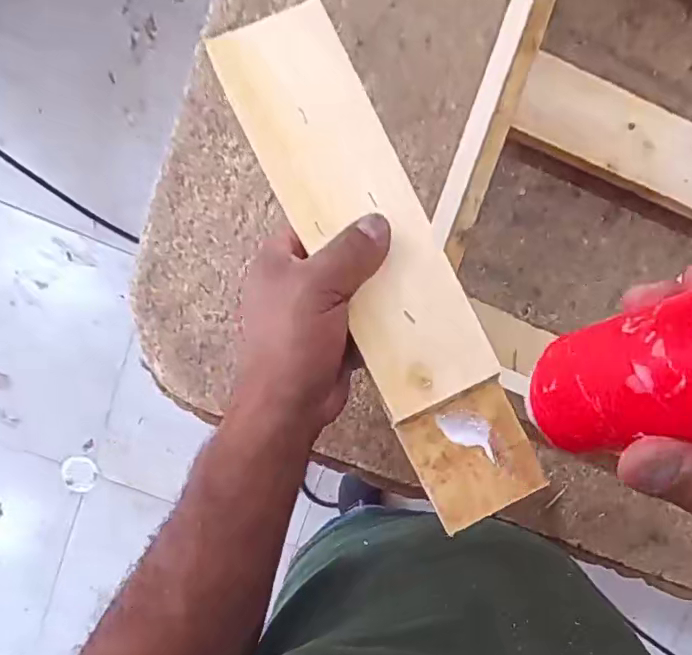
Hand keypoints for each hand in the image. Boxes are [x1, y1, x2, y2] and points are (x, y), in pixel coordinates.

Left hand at [230, 214, 390, 438]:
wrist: (289, 408)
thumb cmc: (290, 343)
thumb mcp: (318, 286)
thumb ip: (348, 253)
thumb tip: (378, 223)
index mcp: (278, 264)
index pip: (308, 226)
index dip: (339, 217)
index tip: (375, 209)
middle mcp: (295, 288)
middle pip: (338, 261)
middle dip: (368, 258)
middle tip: (405, 243)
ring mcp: (315, 320)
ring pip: (354, 296)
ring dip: (379, 294)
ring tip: (414, 275)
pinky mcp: (334, 346)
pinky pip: (363, 328)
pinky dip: (381, 326)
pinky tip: (406, 315)